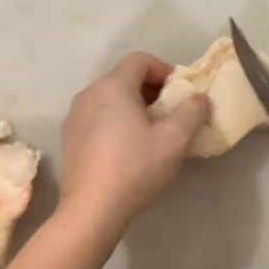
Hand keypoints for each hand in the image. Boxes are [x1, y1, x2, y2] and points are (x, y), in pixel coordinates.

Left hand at [59, 52, 211, 234]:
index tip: (180, 94)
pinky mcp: (69, 139)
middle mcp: (88, 94)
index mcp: (112, 87)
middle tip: (170, 115)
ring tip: (151, 134)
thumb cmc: (135, 169)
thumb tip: (199, 98)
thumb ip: (191, 112)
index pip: (140, 60)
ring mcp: (74, 117)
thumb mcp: (174, 140)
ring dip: (133, 108)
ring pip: (109, 100)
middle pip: (123, 78)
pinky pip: (97, 118)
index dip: (164, 70)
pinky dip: (115, 123)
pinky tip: (127, 150)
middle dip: (151, 91)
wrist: (91, 208)